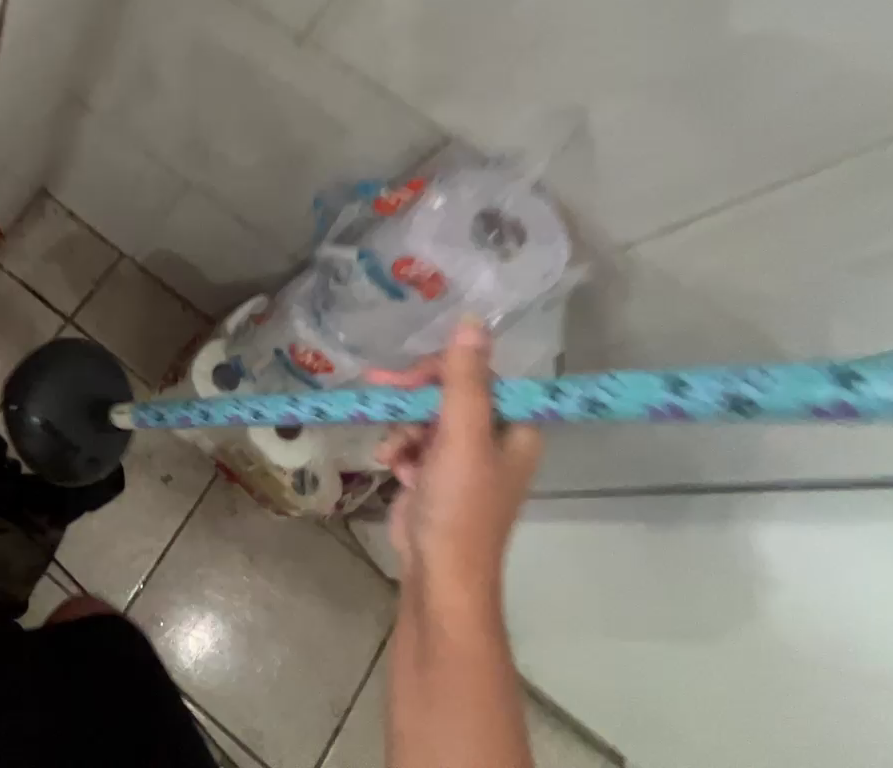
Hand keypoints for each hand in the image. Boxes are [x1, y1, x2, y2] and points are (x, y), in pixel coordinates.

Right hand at [372, 316, 542, 601]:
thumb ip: (463, 380)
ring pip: (422, 419)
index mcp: (513, 428)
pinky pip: (412, 444)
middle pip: (447, 395)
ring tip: (392, 454)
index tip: (406, 378)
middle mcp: (492, 440)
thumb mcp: (460, 437)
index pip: (479, 376)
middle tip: (379, 393)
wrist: (439, 571)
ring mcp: (462, 460)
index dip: (441, 371)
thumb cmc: (460, 504)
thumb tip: (471, 321)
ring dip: (401, 431)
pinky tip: (392, 468)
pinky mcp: (435, 476)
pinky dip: (399, 451)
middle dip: (412, 401)